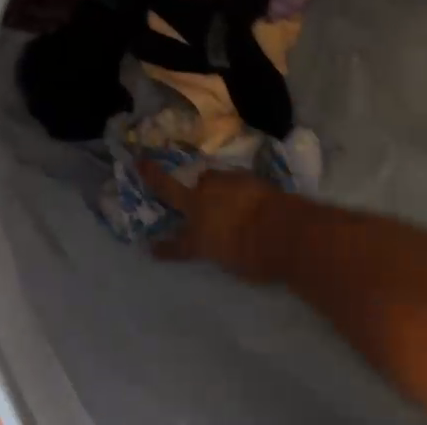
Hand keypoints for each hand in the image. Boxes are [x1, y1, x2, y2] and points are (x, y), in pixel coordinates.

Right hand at [138, 160, 291, 282]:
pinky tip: (245, 191)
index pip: (176, 244)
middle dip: (158, 177)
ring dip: (208, 186)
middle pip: (177, 190)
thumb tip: (219, 243)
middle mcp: (201, 204)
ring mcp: (220, 185)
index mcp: (198, 235)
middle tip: (145, 165)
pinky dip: (234, 185)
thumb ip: (221, 248)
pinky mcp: (242, 175)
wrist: (281, 229)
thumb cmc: (257, 257)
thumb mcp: (233, 262)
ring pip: (206, 179)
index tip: (152, 248)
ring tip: (218, 191)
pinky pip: (231, 178)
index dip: (164, 247)